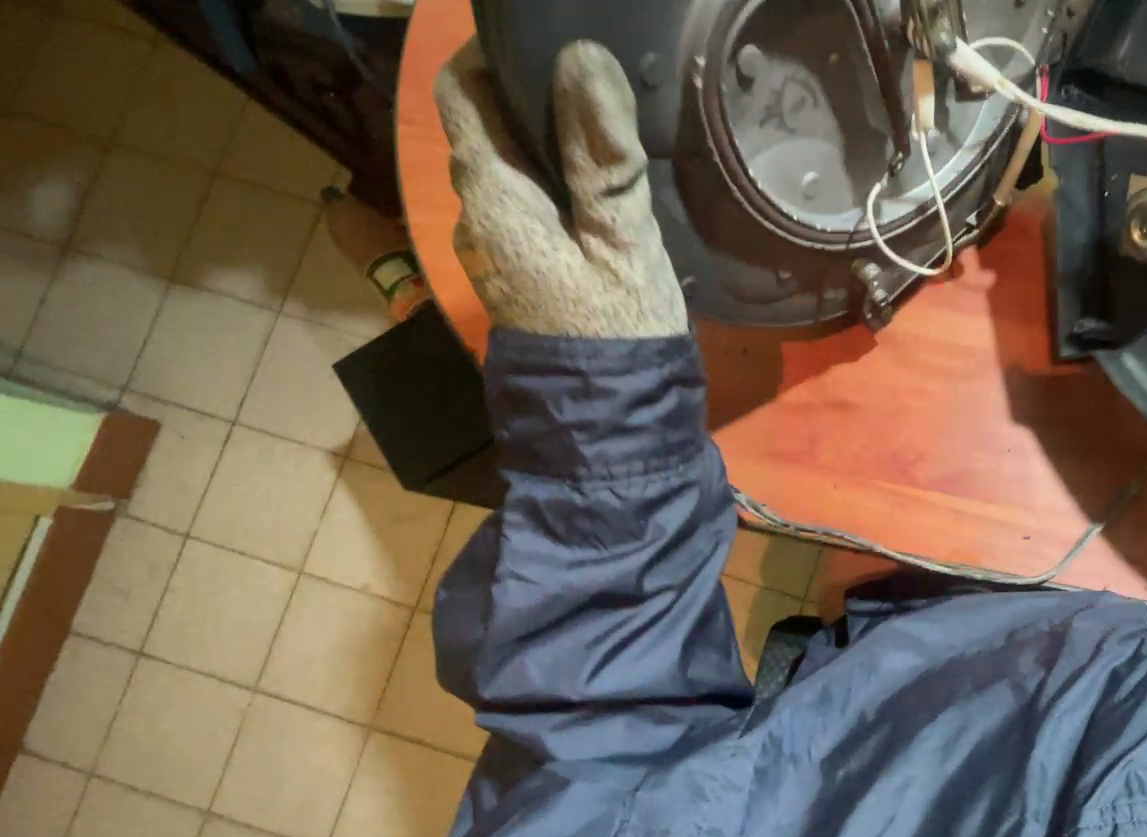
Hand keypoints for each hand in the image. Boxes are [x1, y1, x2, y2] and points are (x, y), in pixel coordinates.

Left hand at [435, 39, 687, 338]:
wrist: (614, 420)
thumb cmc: (621, 331)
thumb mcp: (624, 242)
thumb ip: (603, 157)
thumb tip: (585, 57)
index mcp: (495, 198)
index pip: (464, 92)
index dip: (496, 55)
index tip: (552, 48)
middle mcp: (476, 217)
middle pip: (487, 132)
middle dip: (532, 102)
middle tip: (602, 98)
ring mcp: (494, 251)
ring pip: (508, 174)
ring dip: (546, 149)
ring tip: (608, 145)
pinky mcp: (518, 276)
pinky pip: (525, 210)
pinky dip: (553, 189)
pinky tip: (599, 201)